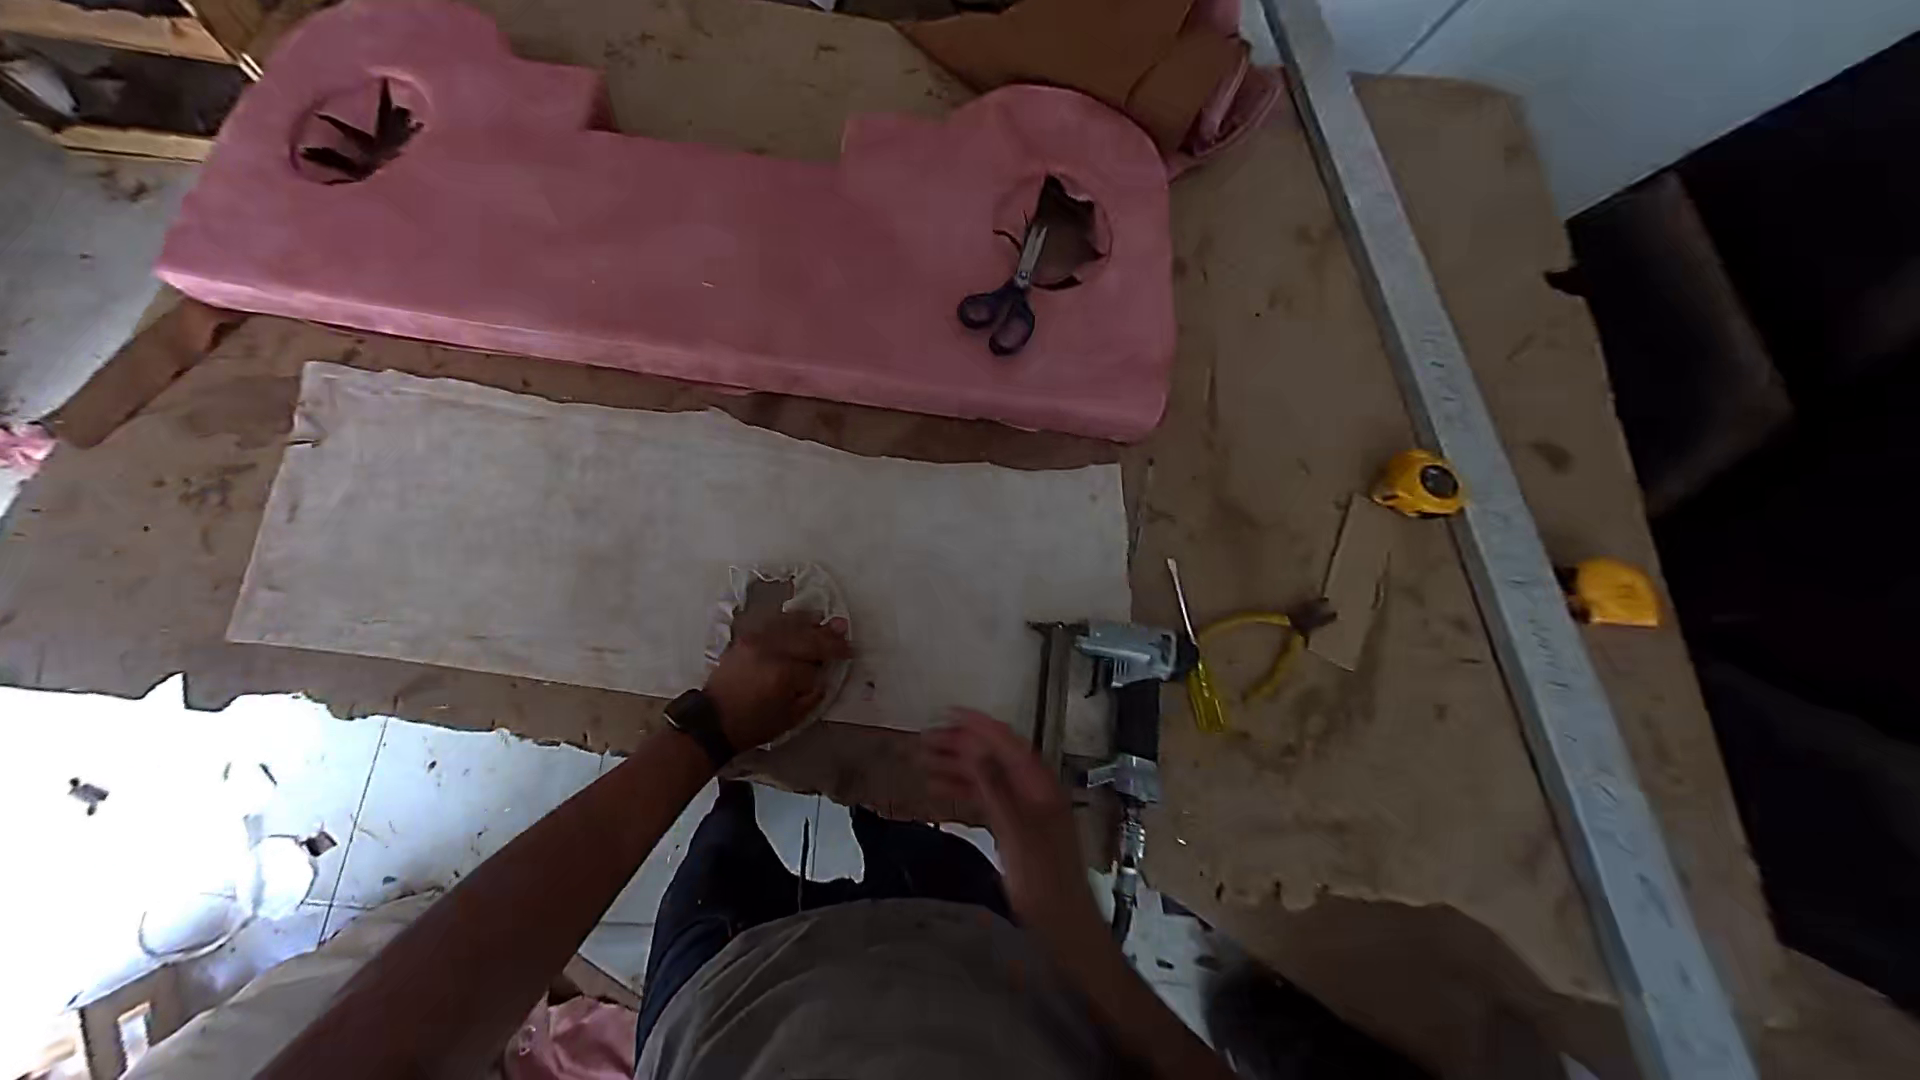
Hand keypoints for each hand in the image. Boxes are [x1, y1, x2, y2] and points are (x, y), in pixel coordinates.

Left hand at [705, 611, 850, 750]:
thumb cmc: (751, 725)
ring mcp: (757, 641)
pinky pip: (772, 622)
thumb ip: (811, 697)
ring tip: (827, 620)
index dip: (827, 668)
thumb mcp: (789, 719)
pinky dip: (789, 619)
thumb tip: (823, 678)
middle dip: (829, 638)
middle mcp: (771, 651)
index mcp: (783, 675)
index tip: (843, 660)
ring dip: (811, 623)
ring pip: (791, 625)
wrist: (711, 722)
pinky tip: (801, 618)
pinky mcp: (746, 638)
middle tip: (845, 633)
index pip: (814, 667)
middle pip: (807, 639)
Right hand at [921, 709, 1102, 940]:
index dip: (978, 725)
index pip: (1007, 742)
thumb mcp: (1016, 832)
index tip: (949, 713)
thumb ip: (995, 789)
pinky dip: (963, 791)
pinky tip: (939, 789)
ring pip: (987, 777)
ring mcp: (1024, 808)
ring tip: (923, 761)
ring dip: (957, 766)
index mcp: (1039, 784)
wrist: (1064, 927)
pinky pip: (986, 799)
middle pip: (994, 756)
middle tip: (926, 739)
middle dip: (961, 745)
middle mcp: (1033, 789)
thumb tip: (974, 750)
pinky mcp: (1015, 827)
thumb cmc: (1044, 882)